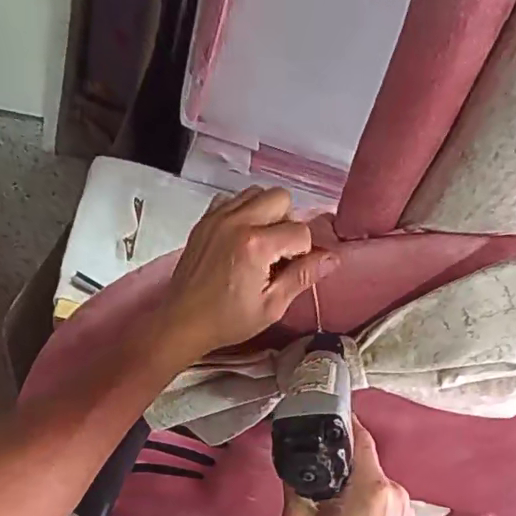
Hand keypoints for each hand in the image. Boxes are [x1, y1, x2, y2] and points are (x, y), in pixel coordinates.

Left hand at [151, 186, 338, 363]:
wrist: (182, 323)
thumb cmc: (227, 321)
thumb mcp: (272, 306)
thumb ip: (303, 277)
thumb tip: (333, 258)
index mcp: (255, 244)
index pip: (300, 231)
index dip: (304, 252)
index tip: (290, 270)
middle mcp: (236, 221)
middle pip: (281, 198)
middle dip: (287, 222)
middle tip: (278, 252)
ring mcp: (217, 218)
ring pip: (257, 193)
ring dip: (266, 213)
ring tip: (260, 244)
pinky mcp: (204, 221)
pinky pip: (232, 199)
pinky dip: (242, 211)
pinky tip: (240, 238)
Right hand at [282, 416, 413, 515]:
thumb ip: (295, 487)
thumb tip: (293, 467)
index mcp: (372, 487)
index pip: (361, 436)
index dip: (344, 422)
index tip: (327, 415)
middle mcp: (395, 491)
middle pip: (365, 460)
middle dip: (340, 461)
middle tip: (314, 471)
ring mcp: (405, 508)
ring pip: (372, 480)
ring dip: (351, 483)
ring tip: (327, 504)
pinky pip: (380, 497)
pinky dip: (362, 499)